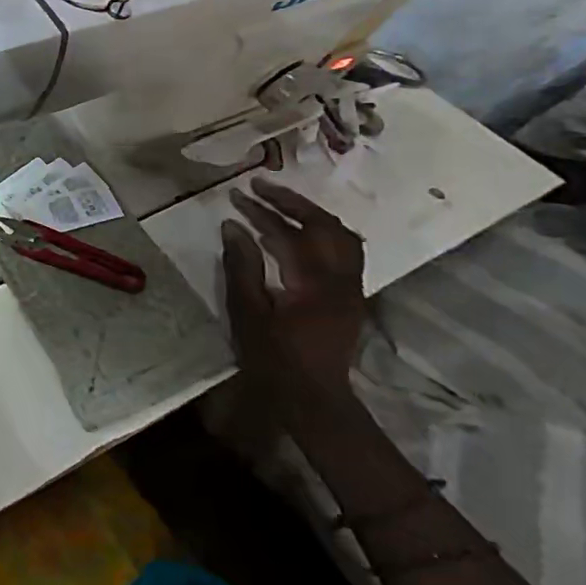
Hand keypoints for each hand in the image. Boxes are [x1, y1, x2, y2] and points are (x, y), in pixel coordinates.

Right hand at [221, 178, 366, 423]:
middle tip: (260, 188)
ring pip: (343, 239)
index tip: (235, 195)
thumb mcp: (247, 310)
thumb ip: (241, 265)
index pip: (293, 234)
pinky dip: (320, 233)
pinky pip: (344, 253)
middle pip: (329, 228)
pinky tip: (297, 232)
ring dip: (311, 216)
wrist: (312, 396)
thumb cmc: (272, 355)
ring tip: (279, 203)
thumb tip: (232, 226)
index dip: (263, 212)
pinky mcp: (351, 297)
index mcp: (316, 284)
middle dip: (294, 203)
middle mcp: (344, 282)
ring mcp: (353, 290)